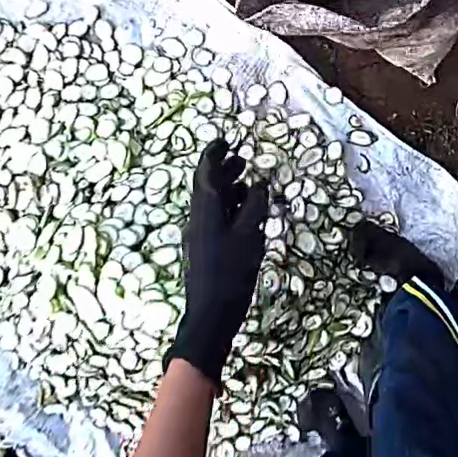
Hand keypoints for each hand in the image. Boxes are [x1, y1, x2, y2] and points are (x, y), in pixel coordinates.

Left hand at [166, 140, 268, 384]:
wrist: (210, 315)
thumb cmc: (230, 273)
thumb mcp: (249, 235)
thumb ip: (254, 205)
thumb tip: (258, 183)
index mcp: (205, 208)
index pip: (205, 170)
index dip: (215, 153)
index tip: (225, 141)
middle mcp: (198, 216)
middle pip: (208, 184)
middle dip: (224, 170)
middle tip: (241, 161)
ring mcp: (200, 233)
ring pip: (212, 202)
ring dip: (228, 190)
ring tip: (248, 185)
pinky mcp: (205, 247)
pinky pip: (216, 218)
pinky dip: (230, 209)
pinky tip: (246, 216)